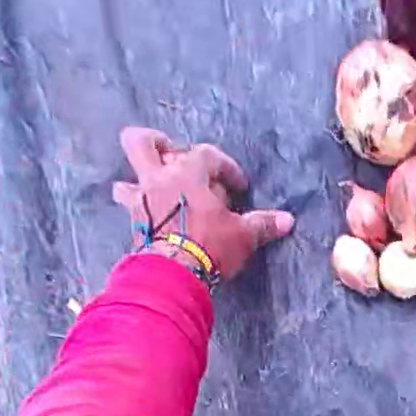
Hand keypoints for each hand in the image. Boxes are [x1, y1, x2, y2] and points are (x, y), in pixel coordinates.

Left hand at [111, 127, 293, 281]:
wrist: (174, 273)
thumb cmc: (211, 246)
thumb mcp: (243, 236)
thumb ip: (262, 224)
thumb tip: (289, 220)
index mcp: (188, 174)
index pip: (207, 156)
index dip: (225, 166)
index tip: (238, 185)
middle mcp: (159, 179)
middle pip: (141, 142)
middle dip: (156, 144)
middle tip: (173, 158)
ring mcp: (141, 200)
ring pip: (127, 177)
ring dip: (139, 180)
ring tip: (156, 191)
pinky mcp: (133, 224)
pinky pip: (129, 208)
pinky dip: (137, 209)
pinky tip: (148, 218)